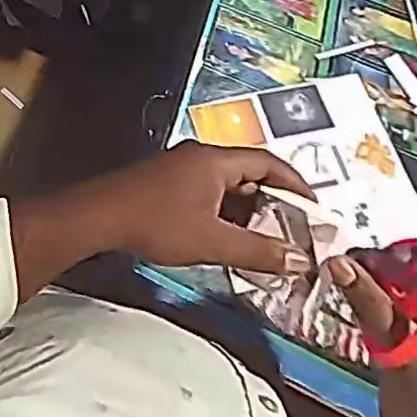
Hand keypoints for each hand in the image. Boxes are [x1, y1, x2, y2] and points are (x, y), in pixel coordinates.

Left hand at [9, 142, 313, 298]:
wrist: (101, 215)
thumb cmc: (156, 222)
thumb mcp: (213, 241)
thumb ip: (259, 251)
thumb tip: (298, 259)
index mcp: (214, 161)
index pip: (268, 163)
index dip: (296, 185)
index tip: (315, 209)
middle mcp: (199, 156)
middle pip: (248, 173)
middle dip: (274, 202)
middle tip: (293, 232)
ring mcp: (180, 166)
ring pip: (227, 185)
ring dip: (248, 210)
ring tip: (265, 242)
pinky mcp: (166, 180)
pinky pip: (208, 191)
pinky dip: (225, 211)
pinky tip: (229, 237)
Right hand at [330, 255, 416, 416]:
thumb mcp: (409, 359)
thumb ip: (375, 306)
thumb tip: (342, 263)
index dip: (400, 261)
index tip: (358, 257)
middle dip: (383, 278)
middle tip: (346, 272)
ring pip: (407, 306)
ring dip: (377, 298)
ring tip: (348, 292)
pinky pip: (401, 327)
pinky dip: (379, 320)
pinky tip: (360, 319)